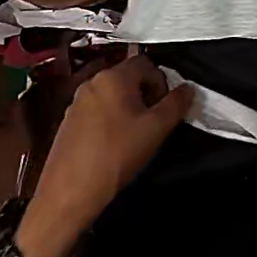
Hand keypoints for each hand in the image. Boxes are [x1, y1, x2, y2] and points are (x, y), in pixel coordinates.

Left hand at [14, 54, 192, 256]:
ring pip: (112, 94)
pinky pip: (97, 110)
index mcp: (113, 76)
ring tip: (134, 136)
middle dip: (146, 95)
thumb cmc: (116, 155)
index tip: (166, 108)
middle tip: (153, 122)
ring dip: (128, 107)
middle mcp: (92, 82)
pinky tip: (113, 145)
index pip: (146, 63)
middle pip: (128, 77)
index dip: (162, 82)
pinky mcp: (68, 121)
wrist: (69, 193)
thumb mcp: (156, 129)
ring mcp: (76, 102)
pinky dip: (110, 119)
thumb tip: (188, 88)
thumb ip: (176, 104)